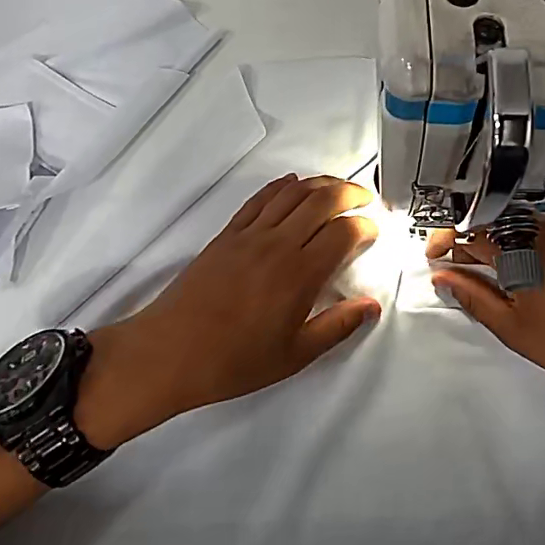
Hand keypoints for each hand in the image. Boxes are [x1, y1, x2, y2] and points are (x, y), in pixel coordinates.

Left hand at [74, 175, 380, 448]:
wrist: (169, 352)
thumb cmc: (233, 360)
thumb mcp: (294, 355)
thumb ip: (336, 326)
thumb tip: (370, 306)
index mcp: (299, 275)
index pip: (343, 233)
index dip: (365, 226)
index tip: (374, 232)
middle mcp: (277, 245)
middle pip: (322, 200)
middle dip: (351, 193)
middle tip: (366, 198)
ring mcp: (249, 235)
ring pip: (292, 193)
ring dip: (320, 183)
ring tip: (338, 187)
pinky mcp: (227, 234)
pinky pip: (260, 199)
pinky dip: (281, 186)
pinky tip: (292, 184)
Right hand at [428, 214, 544, 409]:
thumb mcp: (512, 328)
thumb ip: (473, 296)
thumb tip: (443, 278)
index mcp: (523, 255)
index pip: (472, 234)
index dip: (447, 242)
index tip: (435, 255)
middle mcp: (544, 233)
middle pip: (493, 223)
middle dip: (468, 240)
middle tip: (454, 264)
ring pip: (515, 223)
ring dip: (493, 238)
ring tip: (483, 267)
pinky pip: (539, 227)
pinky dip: (519, 239)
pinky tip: (515, 264)